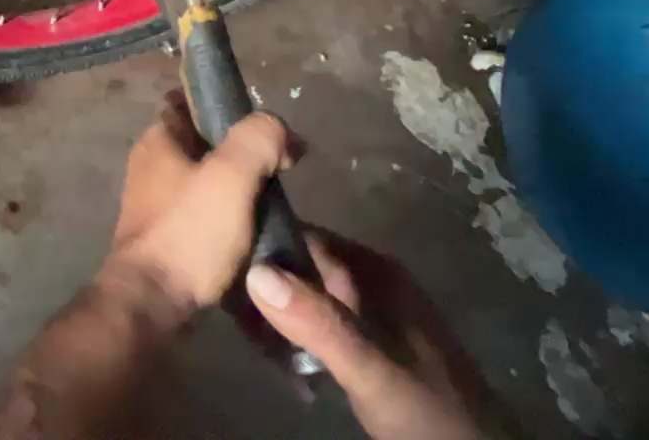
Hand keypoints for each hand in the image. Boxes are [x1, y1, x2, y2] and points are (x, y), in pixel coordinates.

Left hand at [95, 94, 293, 319]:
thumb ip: (256, 140)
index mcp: (158, 139)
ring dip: (233, 188)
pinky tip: (249, 233)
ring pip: (201, 180)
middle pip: (200, 143)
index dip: (227, 106)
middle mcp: (149, 163)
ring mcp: (151, 201)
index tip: (263, 128)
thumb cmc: (189, 231)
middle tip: (278, 169)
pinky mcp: (160, 235)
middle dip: (237, 152)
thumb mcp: (231, 176)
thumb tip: (276, 127)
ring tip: (271, 205)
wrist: (151, 300)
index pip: (188, 101)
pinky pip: (198, 214)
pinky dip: (223, 217)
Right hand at [245, 235, 500, 439]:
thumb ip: (318, 322)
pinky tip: (278, 358)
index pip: (300, 235)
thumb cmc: (431, 413)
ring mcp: (372, 312)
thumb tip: (254, 271)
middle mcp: (370, 280)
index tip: (217, 263)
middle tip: (225, 308)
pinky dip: (295, 336)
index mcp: (372, 270)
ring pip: (306, 296)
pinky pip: (319, 324)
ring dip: (276, 314)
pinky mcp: (371, 342)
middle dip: (263, 284)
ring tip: (245, 334)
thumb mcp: (371, 368)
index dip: (259, 245)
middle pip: (300, 265)